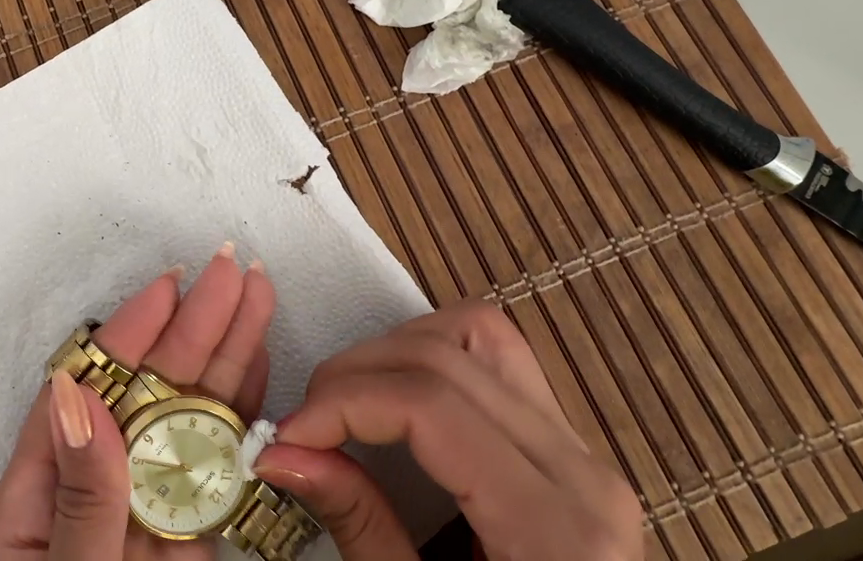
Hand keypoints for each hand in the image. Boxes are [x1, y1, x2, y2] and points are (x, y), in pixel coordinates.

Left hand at [0, 243, 276, 560]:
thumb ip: (80, 497)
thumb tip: (77, 396)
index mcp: (40, 491)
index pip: (88, 389)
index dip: (130, 334)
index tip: (167, 287)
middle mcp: (96, 485)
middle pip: (148, 391)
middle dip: (194, 326)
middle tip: (231, 268)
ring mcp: (144, 511)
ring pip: (188, 419)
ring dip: (227, 355)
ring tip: (257, 295)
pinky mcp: (186, 544)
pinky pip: (216, 469)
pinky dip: (241, 418)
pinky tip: (258, 365)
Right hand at [252, 302, 643, 560]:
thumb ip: (359, 526)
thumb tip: (280, 454)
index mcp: (557, 529)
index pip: (430, 406)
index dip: (343, 404)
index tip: (284, 438)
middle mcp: (582, 471)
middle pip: (444, 356)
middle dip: (353, 375)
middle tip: (304, 426)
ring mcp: (583, 453)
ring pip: (476, 333)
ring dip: (394, 349)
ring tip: (349, 401)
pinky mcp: (570, 449)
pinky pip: (495, 358)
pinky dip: (430, 354)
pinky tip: (396, 398)